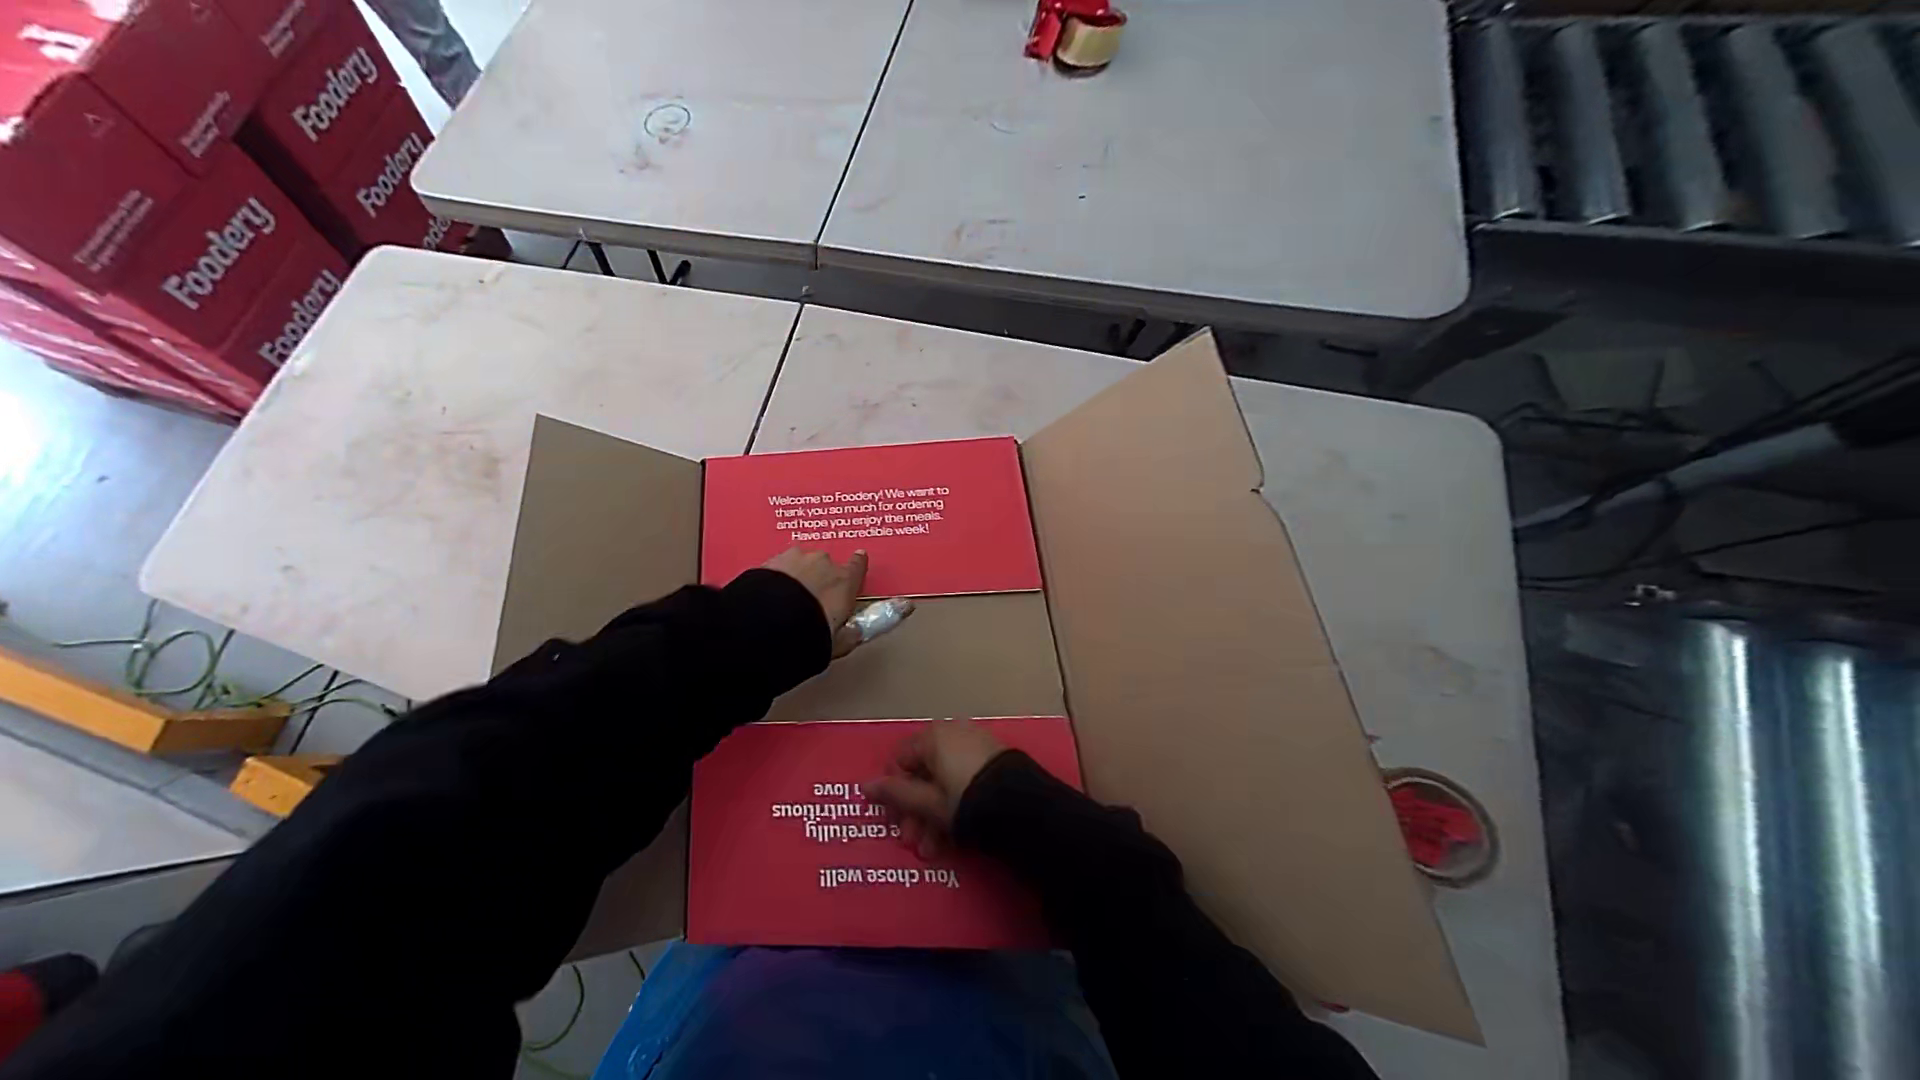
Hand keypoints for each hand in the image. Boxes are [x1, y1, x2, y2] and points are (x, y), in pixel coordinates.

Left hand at [761, 547, 867, 656]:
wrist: (771, 624)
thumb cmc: (810, 632)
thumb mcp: (837, 643)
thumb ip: (849, 634)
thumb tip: (855, 633)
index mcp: (844, 581)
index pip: (857, 566)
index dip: (856, 565)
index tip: (857, 562)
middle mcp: (823, 563)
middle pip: (825, 566)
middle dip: (819, 579)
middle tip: (810, 602)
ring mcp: (795, 558)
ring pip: (799, 563)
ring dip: (796, 577)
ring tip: (785, 600)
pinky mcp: (770, 560)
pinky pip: (777, 567)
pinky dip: (775, 578)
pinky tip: (767, 596)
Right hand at [861, 718, 1008, 858]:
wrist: (1023, 805)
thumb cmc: (967, 801)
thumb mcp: (928, 804)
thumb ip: (896, 795)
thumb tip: (865, 786)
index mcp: (933, 738)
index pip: (899, 759)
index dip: (893, 791)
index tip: (896, 820)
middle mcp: (952, 734)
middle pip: (922, 773)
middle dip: (914, 811)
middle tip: (913, 841)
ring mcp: (975, 746)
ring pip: (942, 781)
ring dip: (932, 816)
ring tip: (933, 850)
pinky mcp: (992, 761)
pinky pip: (963, 780)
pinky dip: (954, 805)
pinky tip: (953, 838)